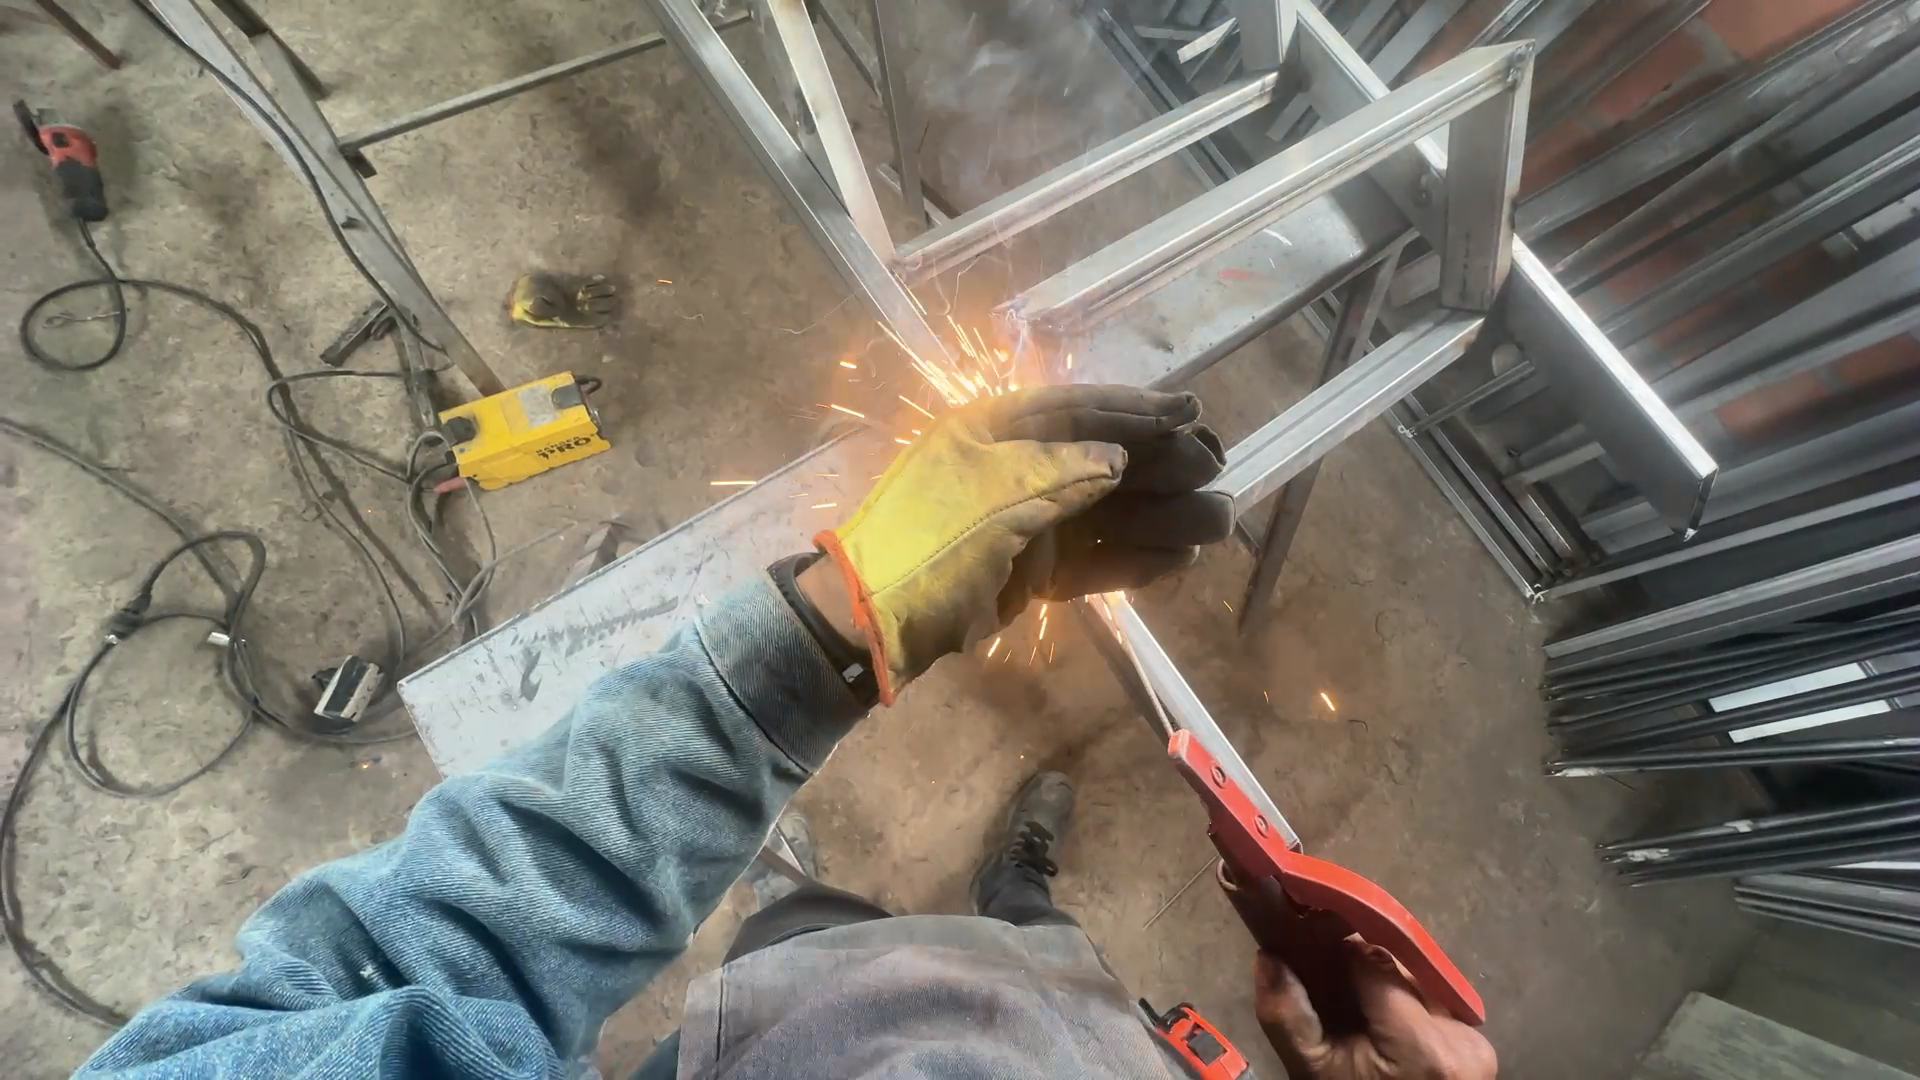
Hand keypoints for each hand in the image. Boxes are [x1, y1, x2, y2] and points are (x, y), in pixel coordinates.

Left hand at [813, 385, 1232, 702]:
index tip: (1188, 409)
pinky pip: (1089, 559)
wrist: (879, 619)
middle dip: (1157, 464)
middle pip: (1098, 460)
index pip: (1075, 409)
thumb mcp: (997, 491)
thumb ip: (1064, 468)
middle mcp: (1012, 468)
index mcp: (992, 429)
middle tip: (1213, 465)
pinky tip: (1176, 558)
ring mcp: (1023, 522)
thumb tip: (1118, 460)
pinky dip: (1129, 560)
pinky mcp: (1030, 569)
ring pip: (1102, 513)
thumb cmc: (931, 540)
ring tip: (1217, 517)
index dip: (1133, 409)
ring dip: (1156, 516)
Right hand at [1255, 942, 1496, 1079]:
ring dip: (1380, 989)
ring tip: (1357, 1020)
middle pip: (1394, 968)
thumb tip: (1269, 955)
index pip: (1370, 960)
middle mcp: (1464, 1040)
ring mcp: (1478, 1047)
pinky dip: (1402, 1006)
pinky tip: (1383, 1031)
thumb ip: (1285, 1015)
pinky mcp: (1480, 1050)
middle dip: (1357, 975)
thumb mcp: (1310, 1070)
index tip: (1310, 966)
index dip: (1334, 956)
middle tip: (1331, 1000)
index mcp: (1424, 1047)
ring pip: (1412, 981)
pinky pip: (1430, 1003)